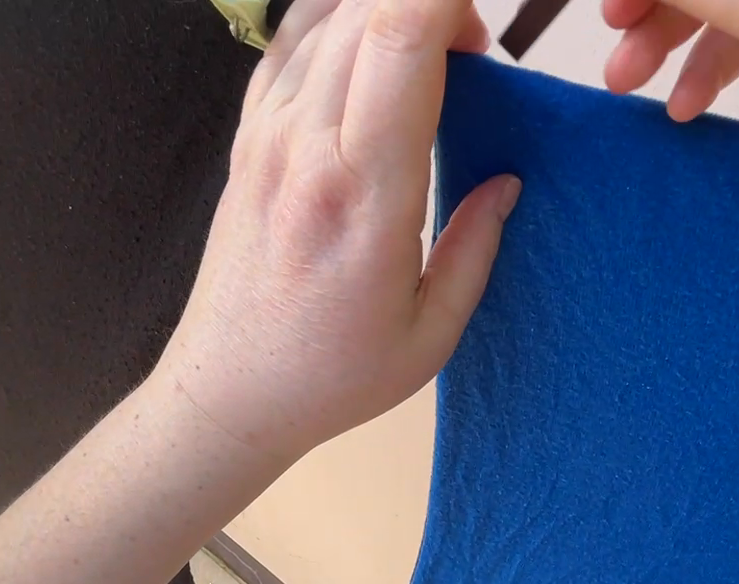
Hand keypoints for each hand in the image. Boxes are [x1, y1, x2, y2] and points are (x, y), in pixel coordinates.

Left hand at [156, 0, 519, 464]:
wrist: (231, 391)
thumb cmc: (328, 377)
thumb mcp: (428, 338)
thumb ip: (475, 252)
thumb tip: (507, 184)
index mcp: (362, 194)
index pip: (400, 31)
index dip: (449, 2)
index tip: (484, 41)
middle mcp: (305, 145)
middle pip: (369, 7)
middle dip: (433, 8)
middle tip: (469, 63)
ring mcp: (266, 134)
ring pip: (329, 12)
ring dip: (387, 17)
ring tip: (424, 71)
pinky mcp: (247, 139)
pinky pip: (290, 41)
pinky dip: (338, 27)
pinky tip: (365, 69)